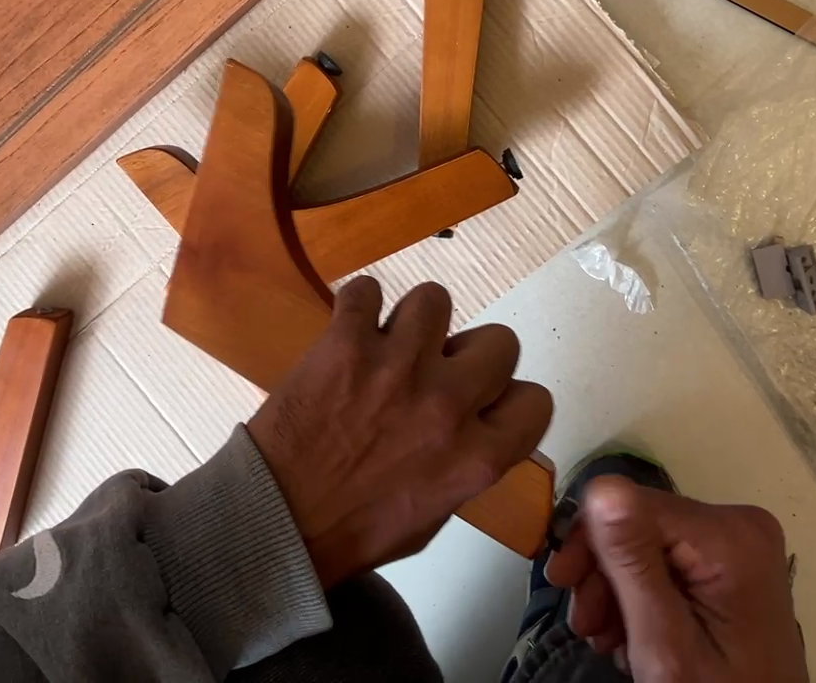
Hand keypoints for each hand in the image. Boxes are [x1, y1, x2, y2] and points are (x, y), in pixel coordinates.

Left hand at [247, 276, 552, 588]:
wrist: (279, 518)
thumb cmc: (357, 526)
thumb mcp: (434, 513)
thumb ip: (467, 463)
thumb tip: (477, 422)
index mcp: (475, 457)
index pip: (535, 400)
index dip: (509, 397)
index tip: (483, 400)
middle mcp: (447, 404)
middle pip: (500, 340)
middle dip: (469, 353)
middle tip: (435, 369)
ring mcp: (397, 366)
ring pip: (436, 298)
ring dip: (415, 320)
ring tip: (390, 341)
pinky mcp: (347, 342)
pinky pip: (367, 290)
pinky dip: (358, 303)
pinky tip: (351, 327)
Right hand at [546, 477, 806, 681]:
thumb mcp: (666, 644)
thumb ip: (633, 564)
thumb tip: (602, 489)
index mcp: (729, 535)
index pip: (627, 501)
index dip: (588, 539)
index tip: (563, 585)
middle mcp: (737, 523)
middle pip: (634, 519)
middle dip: (601, 570)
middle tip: (586, 622)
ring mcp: (736, 541)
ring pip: (642, 537)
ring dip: (613, 584)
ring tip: (605, 634)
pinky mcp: (730, 558)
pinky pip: (664, 554)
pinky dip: (638, 589)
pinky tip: (630, 627)